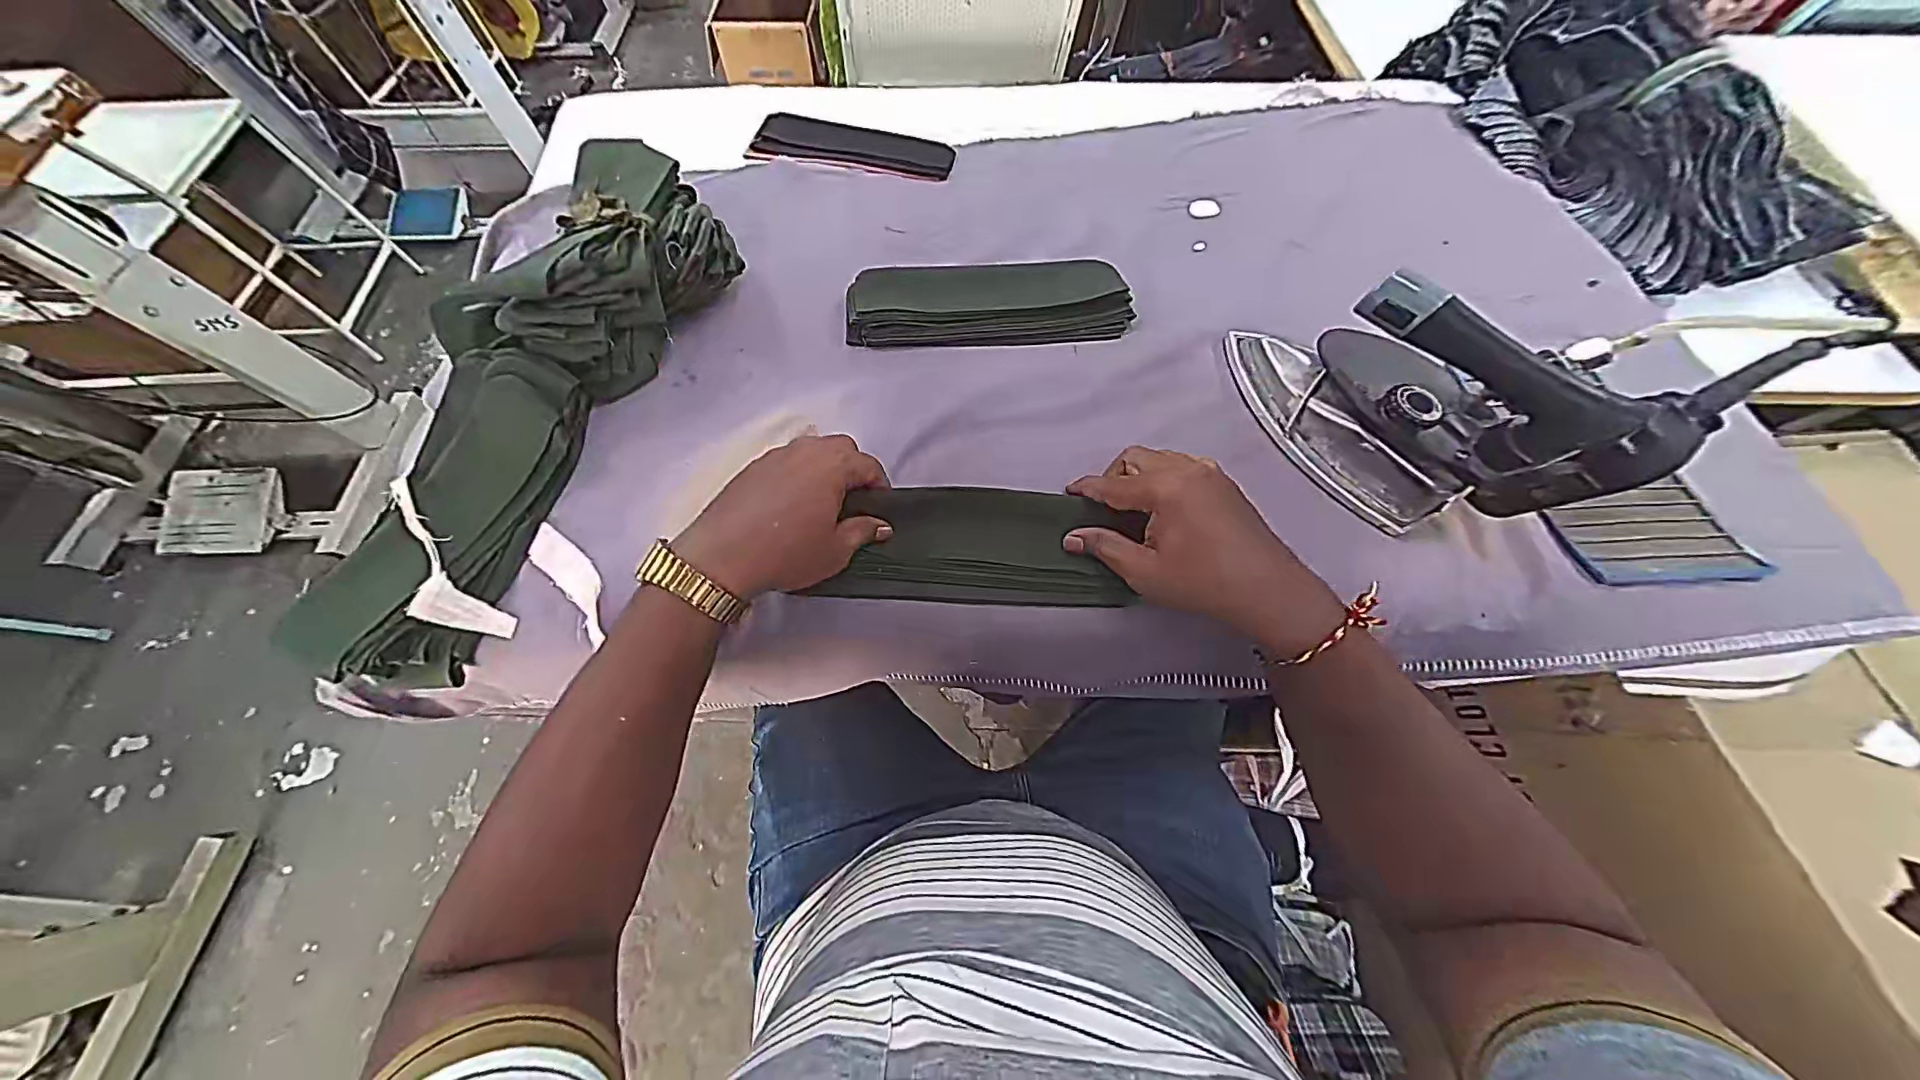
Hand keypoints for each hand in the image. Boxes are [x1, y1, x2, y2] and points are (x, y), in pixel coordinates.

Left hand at [672, 434, 891, 598]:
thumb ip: (863, 532)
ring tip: (824, 505)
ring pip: (811, 452)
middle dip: (853, 470)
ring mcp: (774, 458)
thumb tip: (875, 526)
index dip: (880, 485)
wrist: (722, 558)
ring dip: (824, 470)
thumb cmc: (777, 551)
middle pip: (841, 448)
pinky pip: (785, 463)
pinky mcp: (753, 470)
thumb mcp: (836, 551)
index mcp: (830, 466)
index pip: (868, 464)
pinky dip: (797, 477)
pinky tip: (794, 508)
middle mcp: (803, 453)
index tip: (879, 503)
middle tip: (855, 501)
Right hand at [1064, 446, 1345, 652]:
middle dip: (1113, 479)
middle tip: (1103, 510)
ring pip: (1159, 459)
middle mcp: (1190, 472)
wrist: (1267, 591)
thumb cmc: (1215, 583)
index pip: (1113, 483)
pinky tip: (1162, 512)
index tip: (1074, 494)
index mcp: (1167, 488)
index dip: (1087, 490)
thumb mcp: (1144, 571)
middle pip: (1135, 459)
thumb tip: (1079, 537)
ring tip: (1133, 514)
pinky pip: (1182, 467)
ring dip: (1139, 478)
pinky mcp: (1223, 486)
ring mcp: (1210, 476)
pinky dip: (1163, 480)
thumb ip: (1105, 547)